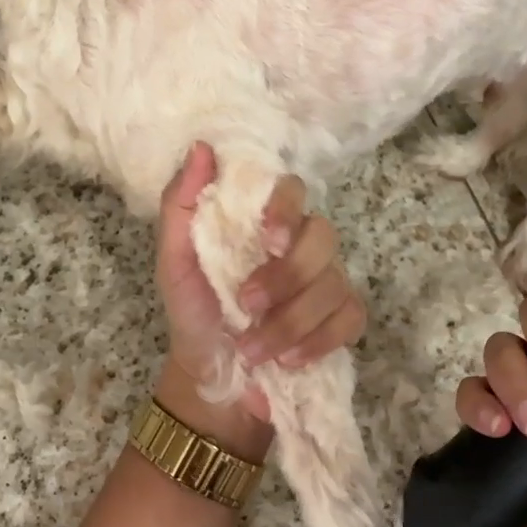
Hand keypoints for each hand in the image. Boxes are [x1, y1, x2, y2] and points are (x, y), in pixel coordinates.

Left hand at [154, 143, 365, 422]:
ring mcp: (326, 283)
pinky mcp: (342, 321)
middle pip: (322, 236)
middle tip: (248, 305)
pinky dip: (319, 341)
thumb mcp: (175, 262)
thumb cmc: (193, 313)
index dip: (287, 208)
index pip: (293, 190)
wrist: (209, 378)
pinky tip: (289, 361)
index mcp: (262, 224)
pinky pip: (350, 318)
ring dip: (291, 321)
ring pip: (334, 284)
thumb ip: (181, 205)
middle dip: (287, 276)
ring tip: (254, 351)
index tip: (268, 238)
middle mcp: (301, 246)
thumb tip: (201, 147)